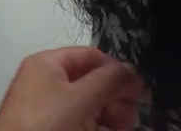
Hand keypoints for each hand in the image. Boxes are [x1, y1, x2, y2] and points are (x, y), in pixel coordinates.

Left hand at [0, 47, 143, 130]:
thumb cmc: (46, 128)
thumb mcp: (82, 98)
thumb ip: (111, 79)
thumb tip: (132, 71)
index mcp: (46, 64)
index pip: (91, 56)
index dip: (117, 70)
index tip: (138, 89)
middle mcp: (43, 85)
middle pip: (90, 84)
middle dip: (115, 98)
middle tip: (134, 115)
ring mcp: (42, 114)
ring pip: (84, 108)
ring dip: (109, 116)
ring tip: (127, 127)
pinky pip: (75, 125)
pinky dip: (94, 128)